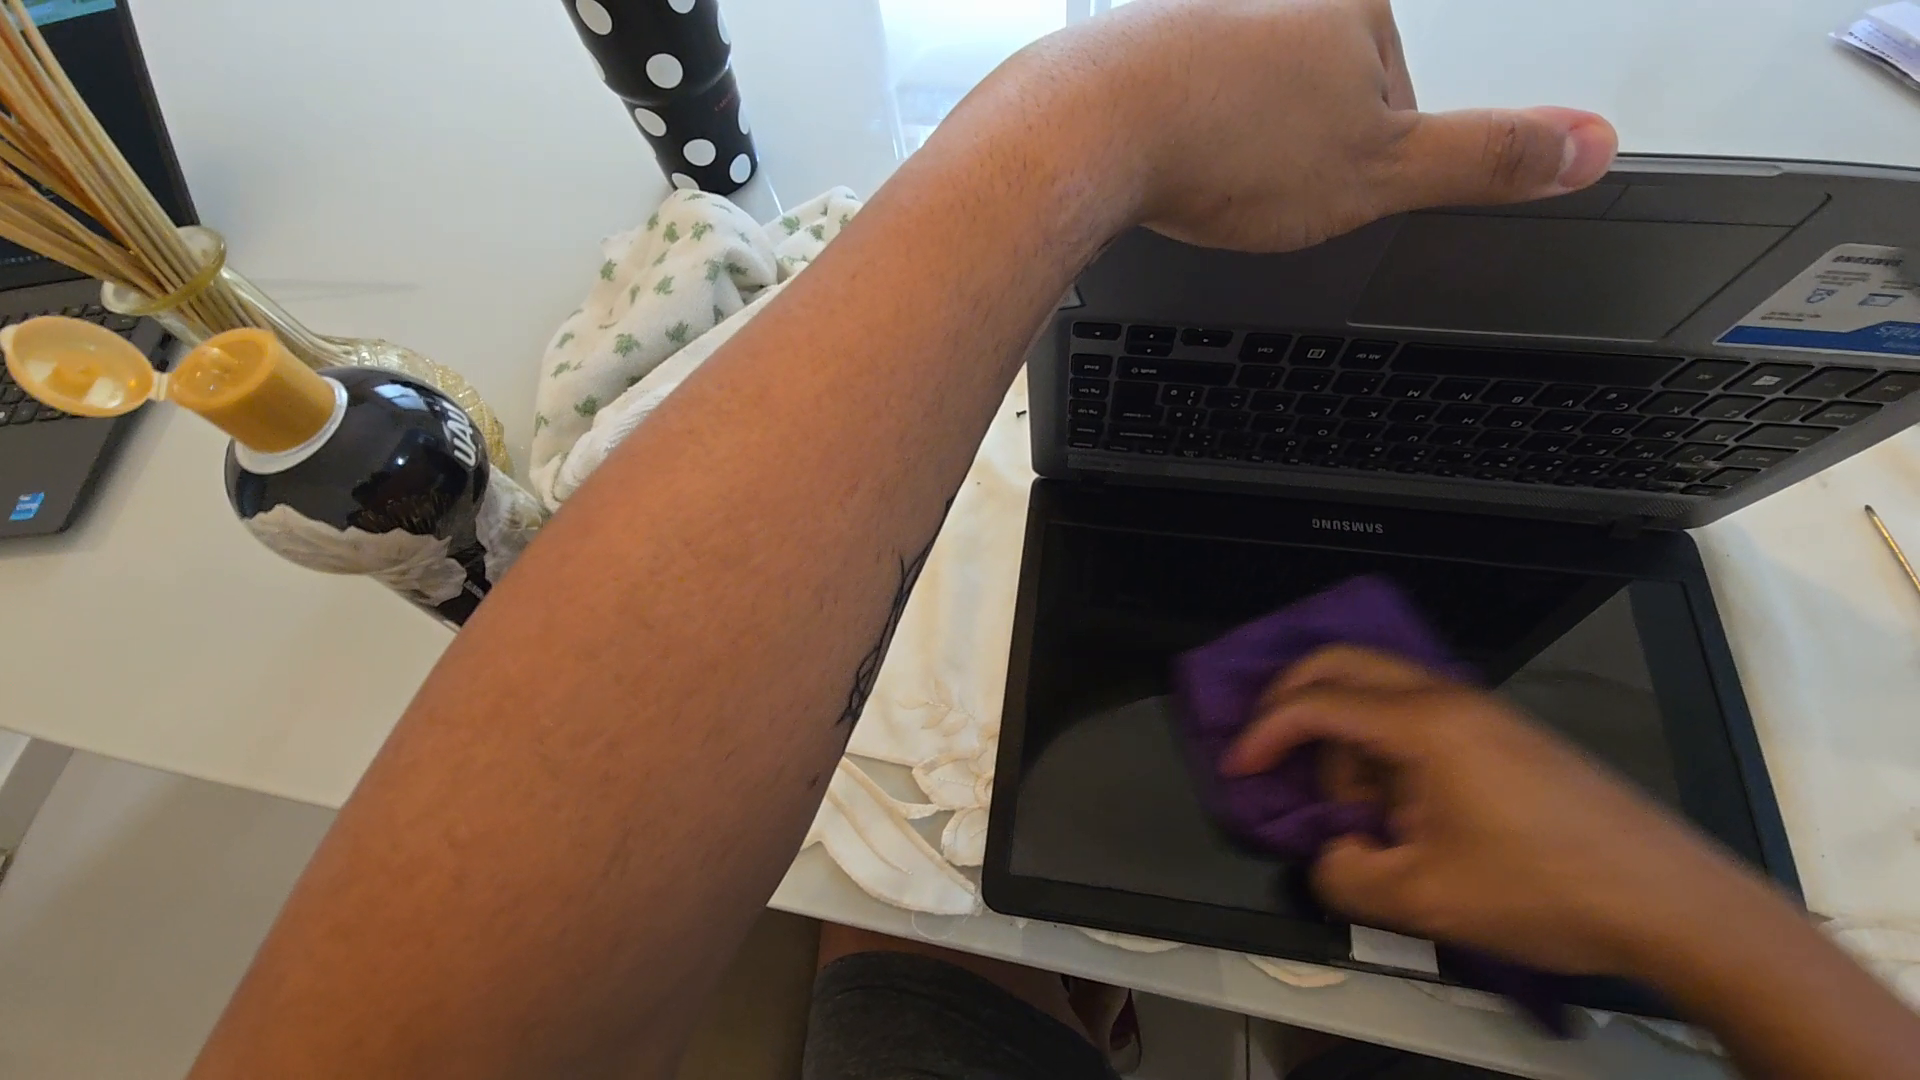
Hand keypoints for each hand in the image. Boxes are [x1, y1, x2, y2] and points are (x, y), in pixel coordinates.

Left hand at [1004, 0, 1617, 252]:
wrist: (1096, 134)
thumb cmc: (1226, 145)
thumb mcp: (1380, 171)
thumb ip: (1481, 160)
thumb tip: (1588, 148)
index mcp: (1351, 12)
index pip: (1390, 90)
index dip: (1363, 159)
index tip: (1324, 186)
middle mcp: (1277, 0)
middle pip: (1310, 94)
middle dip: (1291, 152)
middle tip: (1257, 190)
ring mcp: (1202, 18)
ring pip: (1239, 100)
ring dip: (1229, 147)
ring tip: (1207, 179)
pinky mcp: (1139, 50)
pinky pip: (1175, 104)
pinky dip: (1175, 139)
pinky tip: (1162, 162)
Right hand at [1222, 646, 1753, 974]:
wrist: (1680, 908)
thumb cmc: (1546, 893)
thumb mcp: (1424, 901)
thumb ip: (1344, 876)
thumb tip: (1327, 856)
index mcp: (1424, 725)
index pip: (1316, 704)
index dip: (1263, 733)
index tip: (1238, 770)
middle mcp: (1448, 698)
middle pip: (1341, 662)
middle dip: (1290, 699)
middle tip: (1269, 748)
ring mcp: (1481, 710)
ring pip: (1378, 688)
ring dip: (1344, 733)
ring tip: (1358, 806)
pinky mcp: (1503, 733)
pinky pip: (1415, 714)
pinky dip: (1381, 744)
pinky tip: (1400, 803)